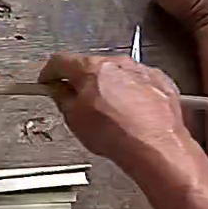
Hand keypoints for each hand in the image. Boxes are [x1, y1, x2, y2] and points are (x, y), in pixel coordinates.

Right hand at [39, 53, 191, 175]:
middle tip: (78, 103)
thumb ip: (62, 98)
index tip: (47, 81)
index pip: (60, 61)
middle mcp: (117, 63)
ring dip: (110, 88)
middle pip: (91, 67)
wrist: (156, 147)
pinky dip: (133, 94)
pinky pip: (139, 83)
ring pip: (117, 74)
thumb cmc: (117, 135)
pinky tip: (132, 115)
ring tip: (110, 115)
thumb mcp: (74, 120)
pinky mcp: (160, 82)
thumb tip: (58, 90)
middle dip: (82, 82)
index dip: (49, 73)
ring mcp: (140, 71)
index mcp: (90, 69)